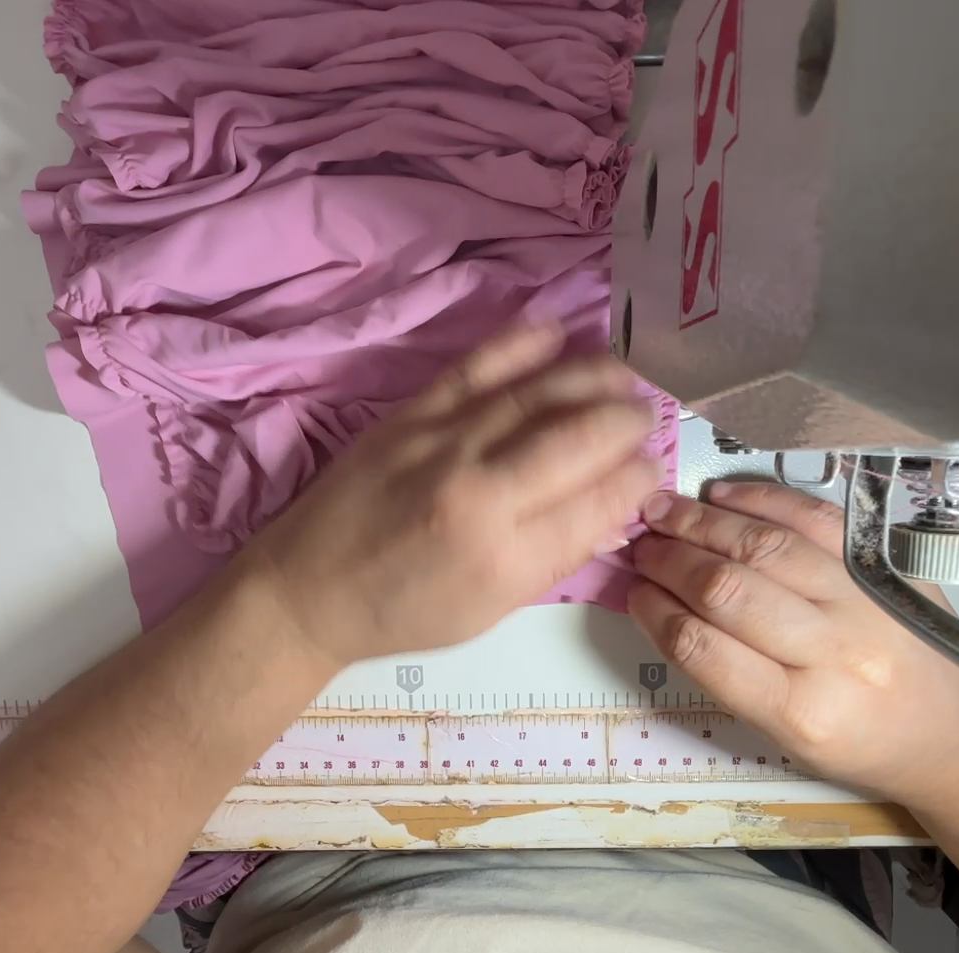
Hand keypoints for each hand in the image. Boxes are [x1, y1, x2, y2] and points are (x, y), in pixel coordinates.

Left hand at [240, 323, 661, 666]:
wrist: (309, 591)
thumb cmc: (405, 613)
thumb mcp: (490, 610)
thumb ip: (556, 557)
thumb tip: (614, 509)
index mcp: (507, 559)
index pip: (599, 502)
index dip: (636, 479)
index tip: (649, 467)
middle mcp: (481, 494)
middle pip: (577, 439)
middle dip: (626, 422)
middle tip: (647, 414)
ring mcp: (441, 445)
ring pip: (536, 395)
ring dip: (592, 377)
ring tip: (626, 373)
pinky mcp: (408, 416)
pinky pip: (474, 368)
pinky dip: (519, 344)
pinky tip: (557, 332)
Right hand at [626, 481, 958, 805]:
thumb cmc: (861, 742)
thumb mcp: (781, 734)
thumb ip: (719, 669)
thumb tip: (660, 602)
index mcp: (801, 711)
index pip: (701, 647)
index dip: (655, 610)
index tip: (633, 590)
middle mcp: (836, 652)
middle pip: (727, 590)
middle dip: (669, 560)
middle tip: (639, 545)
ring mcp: (864, 600)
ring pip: (763, 546)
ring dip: (700, 523)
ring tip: (661, 511)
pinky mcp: (884, 564)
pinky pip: (814, 517)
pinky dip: (760, 499)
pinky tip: (721, 495)